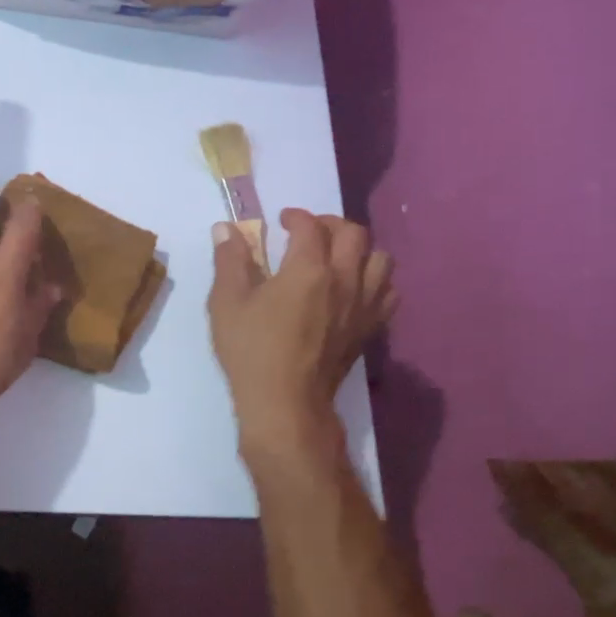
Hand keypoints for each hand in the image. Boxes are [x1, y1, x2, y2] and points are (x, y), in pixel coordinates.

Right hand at [207, 208, 394, 444]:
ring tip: (337, 256)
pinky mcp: (371, 327)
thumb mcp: (226, 302)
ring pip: (380, 259)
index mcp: (308, 269)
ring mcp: (364, 304)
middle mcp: (344, 279)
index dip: (295, 216)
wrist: (285, 400)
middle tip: (310, 231)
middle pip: (354, 233)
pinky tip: (355, 288)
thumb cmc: (250, 349)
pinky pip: (389, 291)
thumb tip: (226, 228)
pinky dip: (375, 281)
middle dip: (330, 224)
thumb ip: (229, 261)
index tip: (281, 220)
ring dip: (359, 249)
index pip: (310, 226)